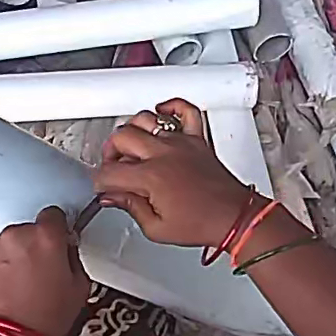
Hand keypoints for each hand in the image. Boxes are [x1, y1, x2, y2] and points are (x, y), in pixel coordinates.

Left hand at [0, 206, 89, 335]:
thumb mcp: (79, 288)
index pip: (53, 215)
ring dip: (11, 258)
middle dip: (32, 247)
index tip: (56, 242)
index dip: (56, 230)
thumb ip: (74, 258)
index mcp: (47, 238)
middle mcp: (17, 235)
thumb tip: (68, 249)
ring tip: (17, 287)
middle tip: (37, 273)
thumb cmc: (45, 318)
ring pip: (6, 244)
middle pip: (27, 231)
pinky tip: (2, 291)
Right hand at [93, 99, 254, 247]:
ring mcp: (181, 142)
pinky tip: (161, 115)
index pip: (109, 171)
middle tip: (114, 167)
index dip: (100, 181)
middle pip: (121, 137)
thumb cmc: (203, 223)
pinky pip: (184, 110)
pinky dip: (171, 107)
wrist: (235, 218)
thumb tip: (112, 197)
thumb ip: (130, 207)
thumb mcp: (156, 228)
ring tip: (132, 146)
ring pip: (145, 119)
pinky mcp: (197, 138)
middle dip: (109, 153)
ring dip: (131, 131)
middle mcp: (164, 154)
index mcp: (151, 177)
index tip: (104, 187)